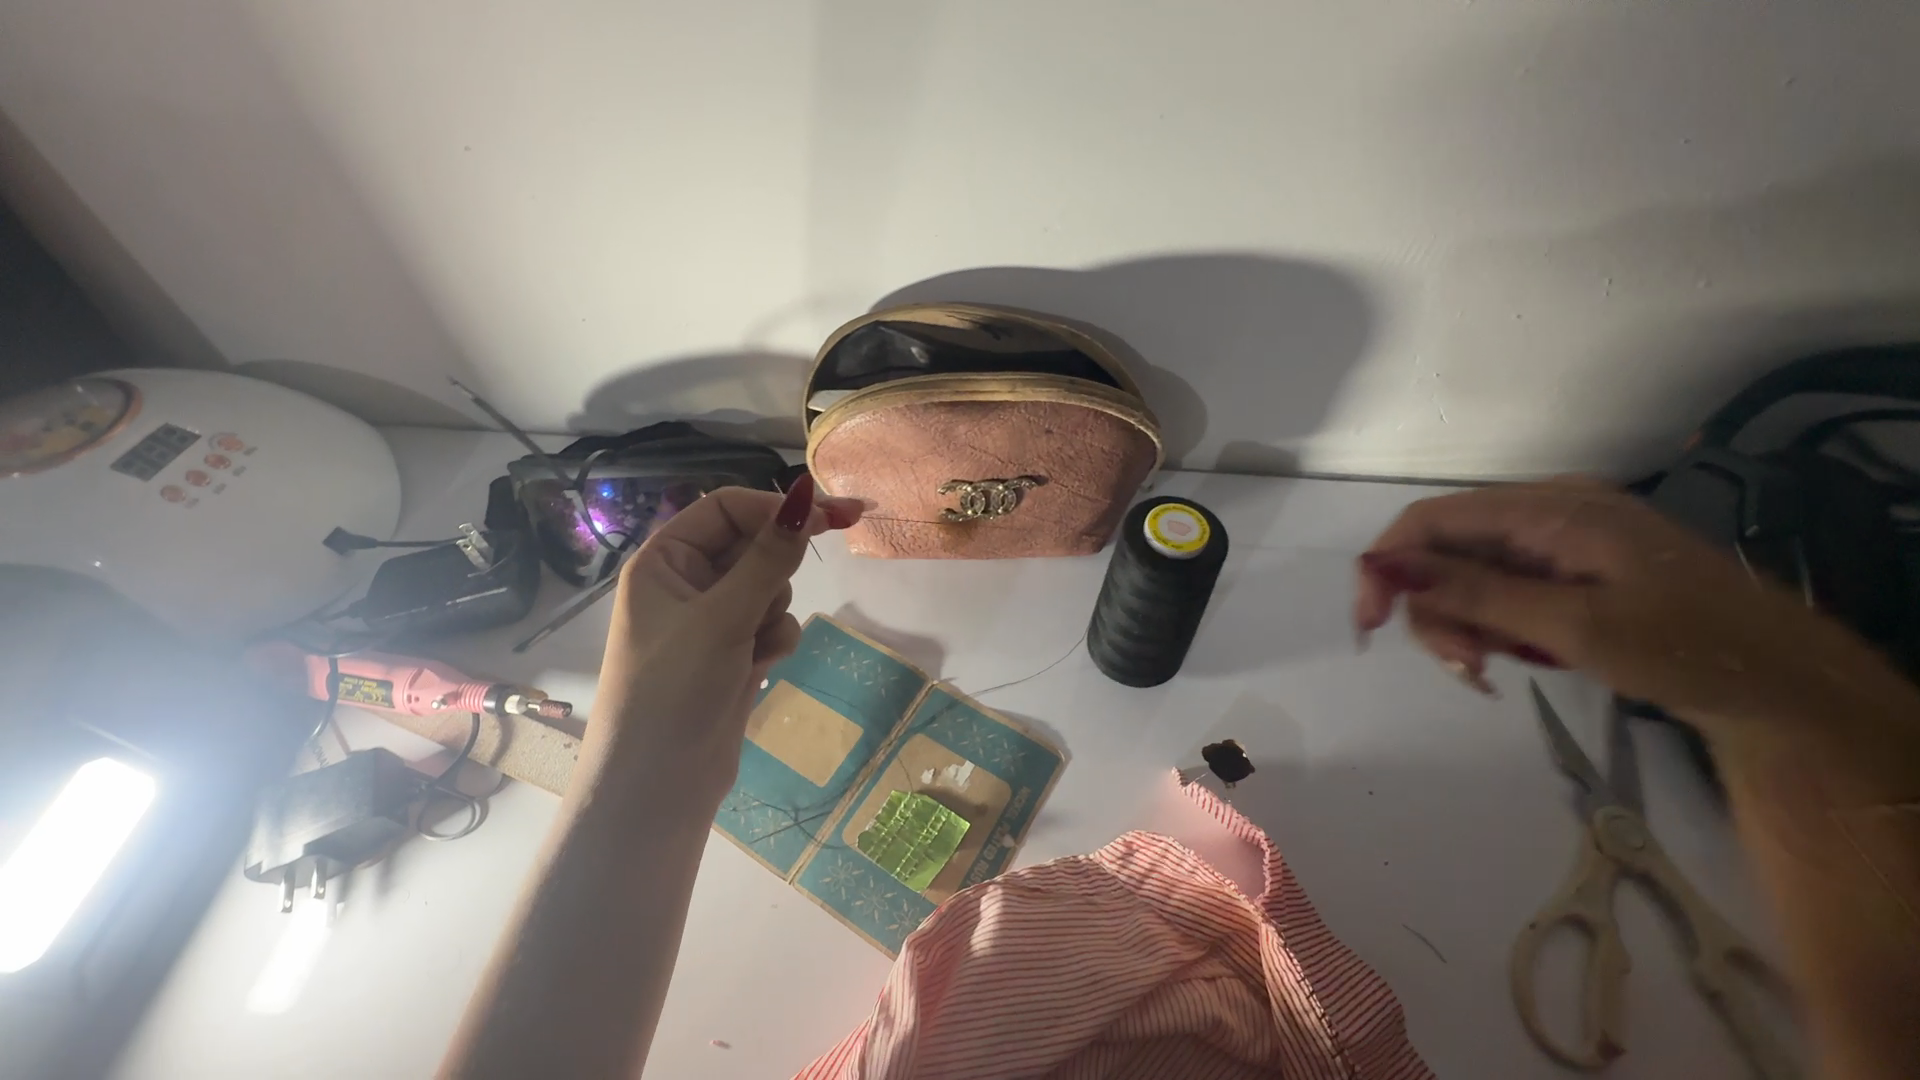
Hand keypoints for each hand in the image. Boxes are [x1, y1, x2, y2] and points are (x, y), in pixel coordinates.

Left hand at [587, 476, 861, 792]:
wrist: (658, 785)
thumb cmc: (674, 690)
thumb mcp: (723, 617)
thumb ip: (770, 557)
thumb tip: (808, 497)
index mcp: (665, 560)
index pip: (730, 509)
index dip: (780, 508)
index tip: (834, 517)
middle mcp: (686, 582)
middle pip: (754, 545)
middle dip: (777, 567)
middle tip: (812, 568)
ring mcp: (711, 619)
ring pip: (770, 586)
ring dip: (774, 610)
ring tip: (754, 646)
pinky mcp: (732, 652)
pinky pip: (772, 623)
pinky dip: (775, 640)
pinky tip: (759, 668)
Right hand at [1352, 476, 1902, 739]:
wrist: (1787, 689)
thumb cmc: (1686, 650)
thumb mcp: (1571, 626)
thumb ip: (1473, 591)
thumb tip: (1384, 564)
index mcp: (1551, 509)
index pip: (1431, 519)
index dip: (1386, 564)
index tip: (1370, 624)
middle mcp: (1546, 512)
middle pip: (1444, 550)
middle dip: (1435, 608)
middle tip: (1463, 667)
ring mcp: (1558, 541)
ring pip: (1465, 575)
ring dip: (1460, 624)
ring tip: (1487, 670)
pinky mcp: (1566, 570)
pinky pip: (1498, 590)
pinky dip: (1489, 626)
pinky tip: (1508, 658)